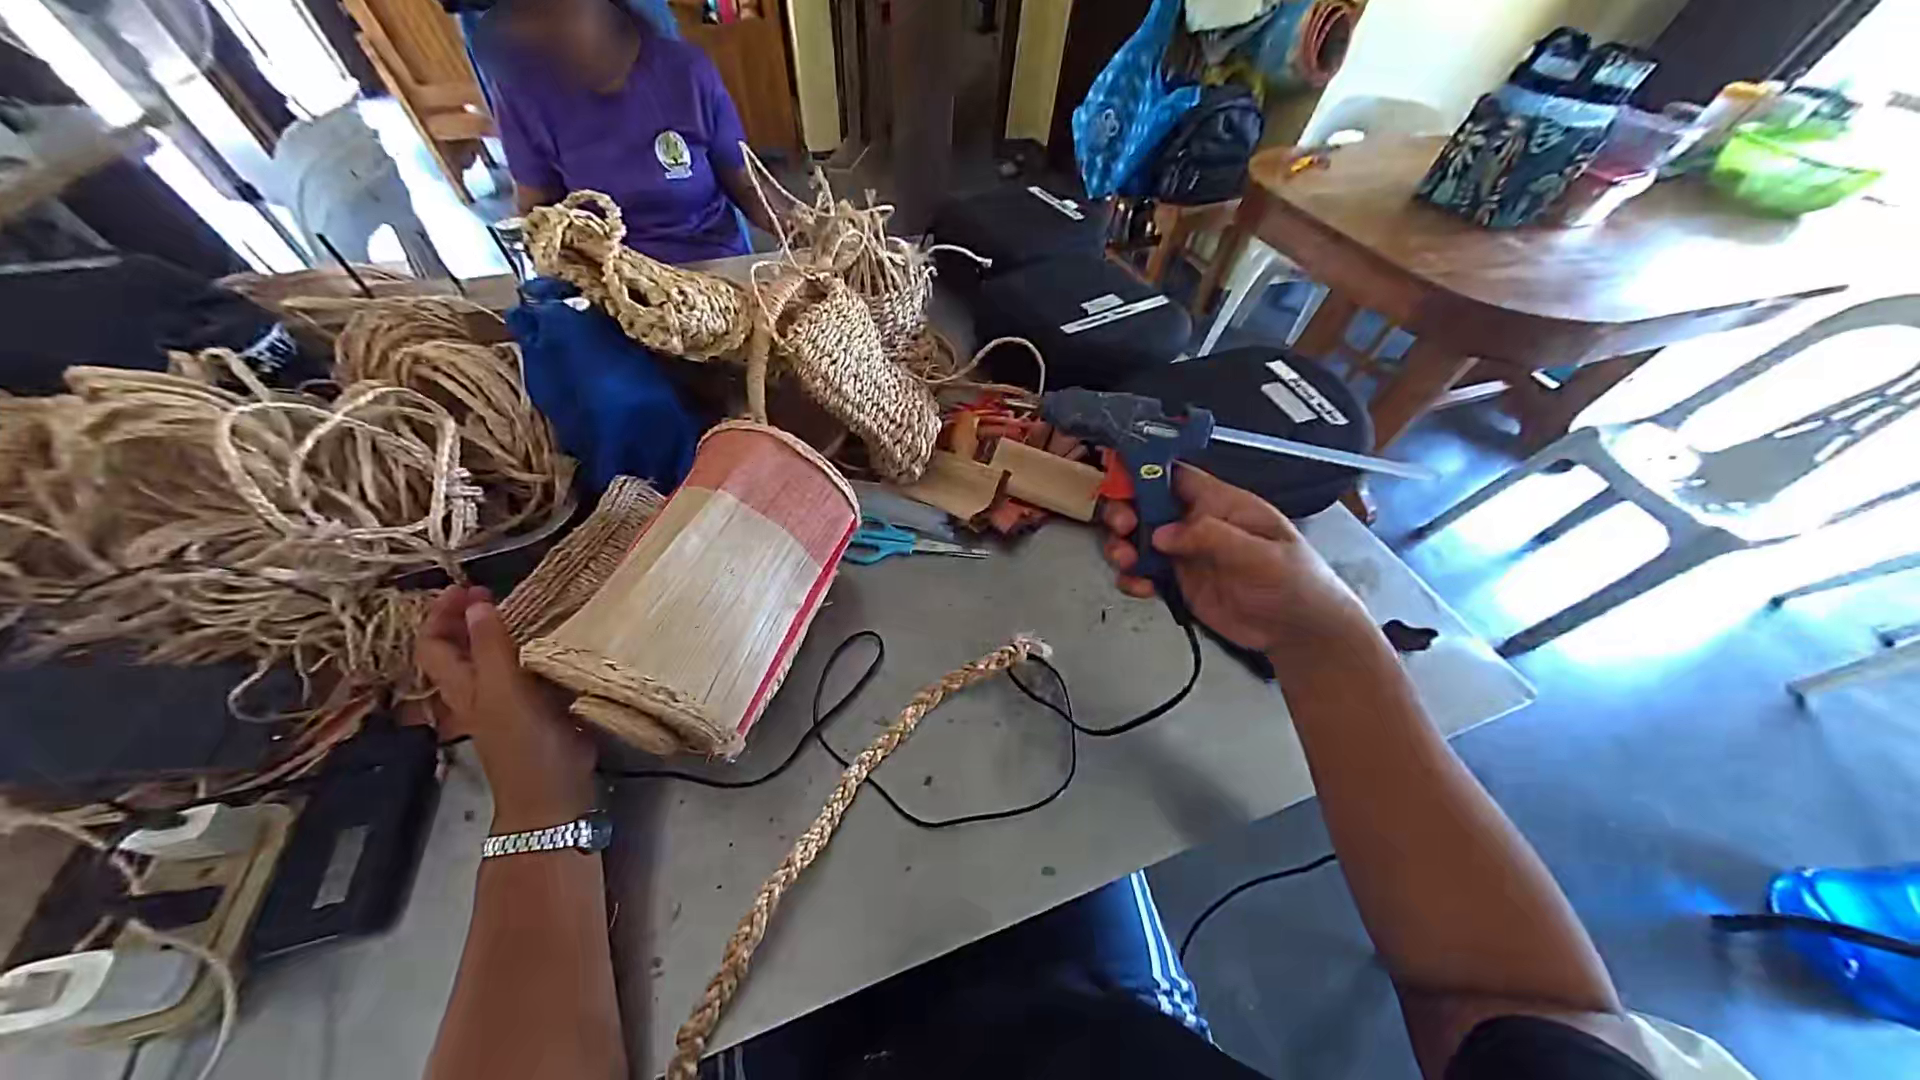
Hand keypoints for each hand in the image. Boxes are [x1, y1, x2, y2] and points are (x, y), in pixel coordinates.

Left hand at [417, 586, 598, 831]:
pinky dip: (532, 648)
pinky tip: (556, 640)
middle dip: (466, 618)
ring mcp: (508, 700)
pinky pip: (527, 669)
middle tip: (493, 590)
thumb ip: (493, 649)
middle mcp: (479, 691)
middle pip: (458, 650)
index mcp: (463, 687)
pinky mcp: (539, 707)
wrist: (553, 793)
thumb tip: (478, 604)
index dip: (440, 614)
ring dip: (500, 631)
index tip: (468, 586)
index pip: (433, 645)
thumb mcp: (505, 693)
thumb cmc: (525, 745)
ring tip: (525, 607)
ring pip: (492, 658)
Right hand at [1100, 466, 1377, 658]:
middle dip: (1124, 511)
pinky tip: (1141, 587)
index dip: (1142, 470)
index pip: (1174, 474)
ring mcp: (1184, 552)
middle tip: (1123, 529)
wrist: (1299, 632)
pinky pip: (1142, 572)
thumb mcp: (1262, 555)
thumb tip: (1162, 533)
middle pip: (1145, 504)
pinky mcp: (1177, 581)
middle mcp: (1196, 523)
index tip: (1117, 480)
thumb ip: (1212, 537)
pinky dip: (1132, 577)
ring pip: (1137, 538)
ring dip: (1122, 546)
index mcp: (1220, 503)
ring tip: (1127, 562)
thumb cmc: (1295, 583)